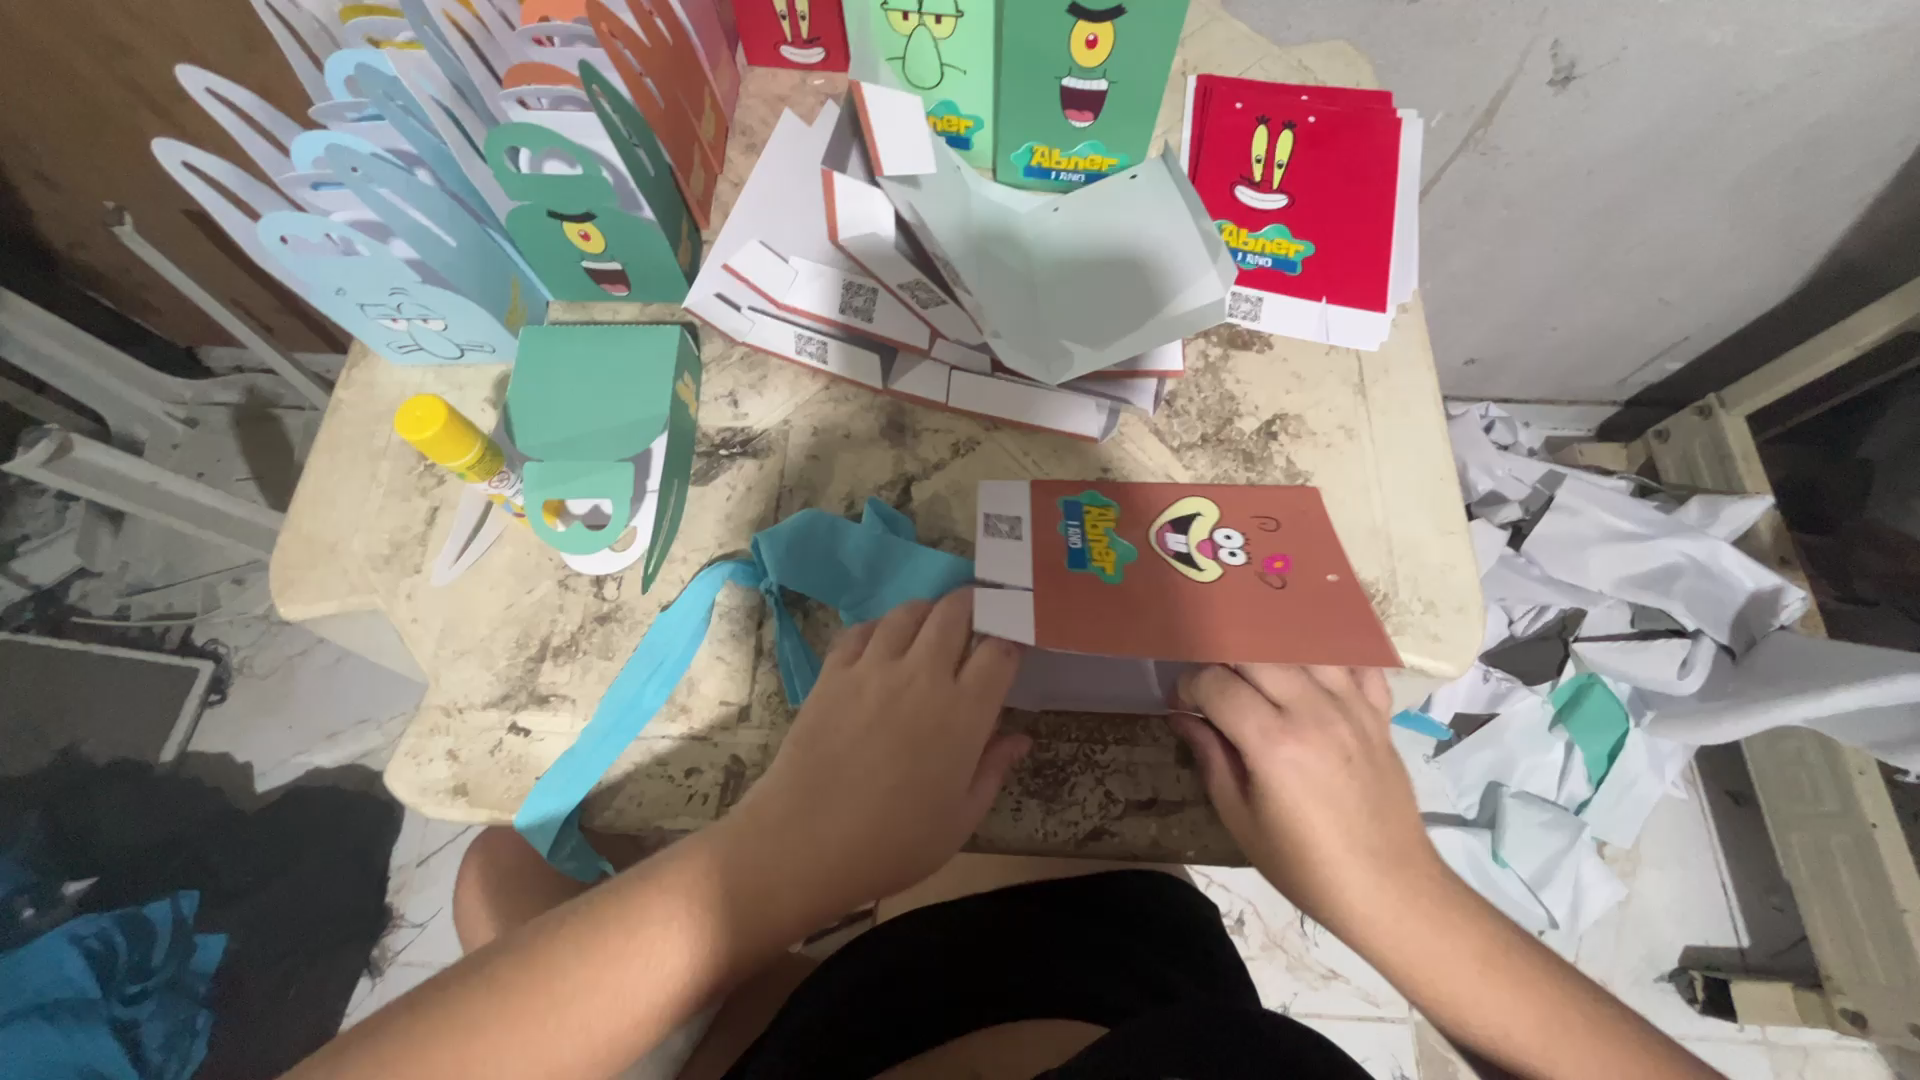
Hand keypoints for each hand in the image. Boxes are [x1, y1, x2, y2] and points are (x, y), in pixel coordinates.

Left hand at [726, 588, 1029, 917]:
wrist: (804, 843)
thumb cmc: (894, 842)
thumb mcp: (960, 818)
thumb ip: (994, 769)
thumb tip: (1021, 737)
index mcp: (963, 713)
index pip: (1000, 650)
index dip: (1013, 638)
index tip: (1015, 642)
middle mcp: (922, 676)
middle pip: (955, 612)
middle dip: (975, 604)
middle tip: (980, 614)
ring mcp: (873, 669)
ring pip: (909, 612)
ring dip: (929, 611)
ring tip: (934, 622)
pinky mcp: (833, 673)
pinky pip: (862, 630)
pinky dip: (880, 627)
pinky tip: (884, 641)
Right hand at [1169, 664, 1446, 935]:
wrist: (1389, 890)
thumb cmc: (1304, 865)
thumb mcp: (1240, 818)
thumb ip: (1210, 757)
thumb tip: (1182, 718)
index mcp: (1272, 742)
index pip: (1214, 682)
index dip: (1187, 687)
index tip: (1182, 705)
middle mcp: (1313, 711)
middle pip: (1254, 653)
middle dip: (1221, 661)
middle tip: (1212, 688)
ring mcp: (1352, 708)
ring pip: (1301, 647)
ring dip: (1269, 654)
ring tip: (1255, 678)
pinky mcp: (1378, 714)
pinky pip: (1356, 663)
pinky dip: (1329, 657)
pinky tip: (1309, 671)